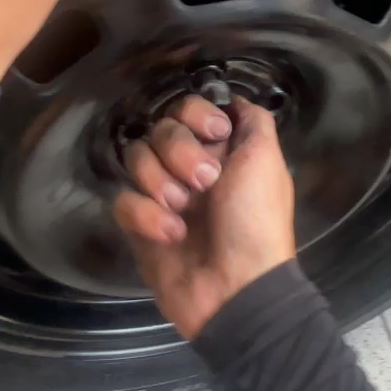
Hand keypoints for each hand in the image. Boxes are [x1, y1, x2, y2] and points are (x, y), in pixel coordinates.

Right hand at [112, 95, 296, 338]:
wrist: (237, 288)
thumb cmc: (255, 221)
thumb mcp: (267, 161)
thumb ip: (253, 122)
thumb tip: (233, 101)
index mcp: (221, 150)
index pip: (187, 109)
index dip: (196, 116)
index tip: (216, 134)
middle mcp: (189, 166)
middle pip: (160, 130)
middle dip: (180, 154)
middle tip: (205, 184)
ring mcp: (163, 195)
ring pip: (137, 159)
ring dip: (161, 183)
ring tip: (184, 211)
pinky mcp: (140, 225)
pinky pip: (124, 200)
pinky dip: (147, 216)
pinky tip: (171, 235)